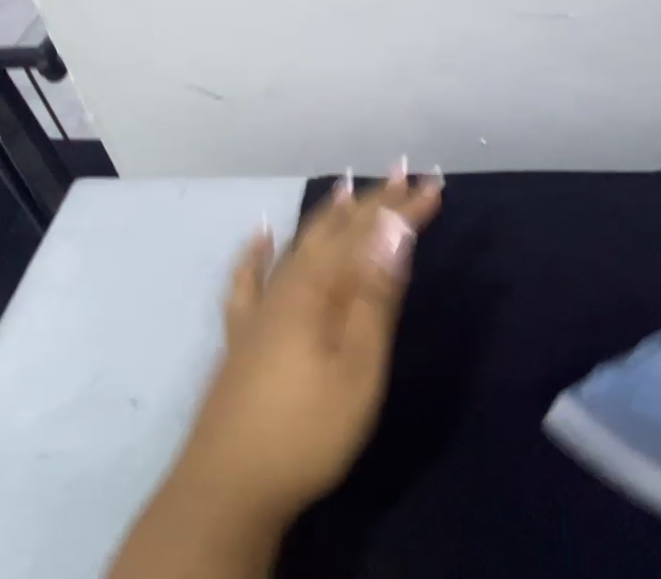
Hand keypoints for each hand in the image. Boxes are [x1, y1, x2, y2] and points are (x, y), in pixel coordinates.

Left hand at [163, 168, 440, 533]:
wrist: (227, 487)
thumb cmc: (309, 429)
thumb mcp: (359, 365)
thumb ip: (376, 296)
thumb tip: (394, 231)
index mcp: (321, 291)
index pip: (370, 236)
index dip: (403, 210)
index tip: (433, 185)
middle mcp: (288, 287)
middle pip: (335, 233)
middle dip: (372, 203)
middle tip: (401, 173)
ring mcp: (260, 310)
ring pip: (298, 247)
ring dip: (327, 217)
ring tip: (346, 189)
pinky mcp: (242, 336)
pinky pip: (248, 280)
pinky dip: (256, 253)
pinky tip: (260, 236)